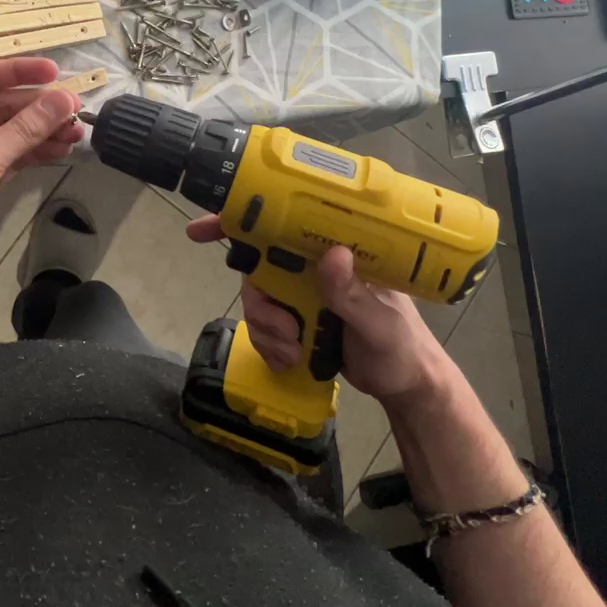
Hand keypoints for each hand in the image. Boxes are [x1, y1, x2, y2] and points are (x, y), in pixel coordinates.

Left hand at [0, 58, 82, 342]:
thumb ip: (24, 129)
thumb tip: (63, 99)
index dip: (19, 71)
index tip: (56, 71)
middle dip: (37, 107)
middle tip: (76, 108)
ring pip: (9, 134)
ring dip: (41, 131)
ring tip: (77, 131)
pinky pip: (10, 158)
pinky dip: (34, 154)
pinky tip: (61, 151)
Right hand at [186, 216, 448, 407]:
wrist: (405, 386)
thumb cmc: (403, 347)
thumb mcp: (382, 323)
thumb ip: (354, 294)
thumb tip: (333, 254)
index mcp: (335, 252)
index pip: (285, 224)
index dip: (241, 220)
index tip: (202, 231)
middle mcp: (312, 267)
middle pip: (258, 268)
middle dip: (259, 302)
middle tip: (282, 328)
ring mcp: (301, 294)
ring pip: (256, 300)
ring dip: (266, 330)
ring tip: (293, 350)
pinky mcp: (294, 320)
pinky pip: (261, 327)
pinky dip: (269, 346)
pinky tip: (290, 359)